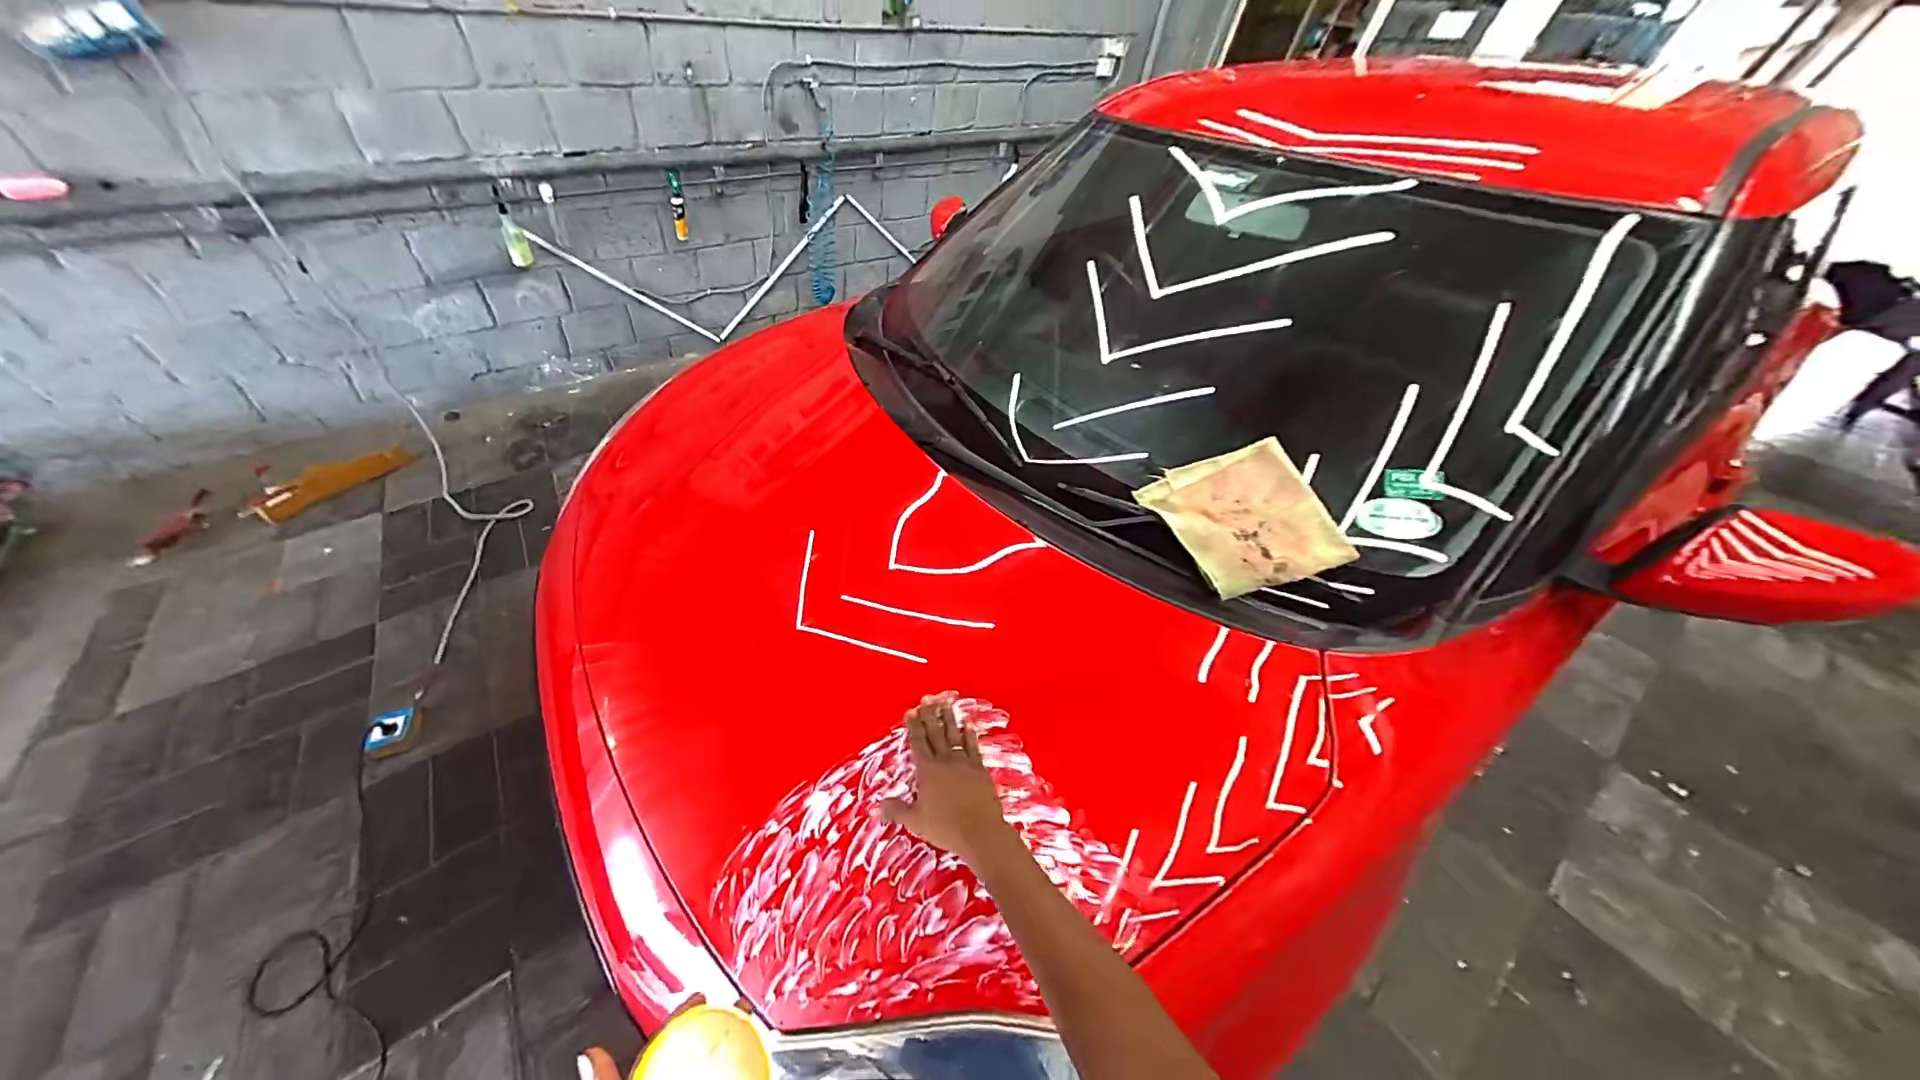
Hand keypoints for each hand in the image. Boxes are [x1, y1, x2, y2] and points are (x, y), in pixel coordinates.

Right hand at [874, 693, 1015, 863]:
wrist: (980, 832)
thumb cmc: (945, 827)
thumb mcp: (916, 821)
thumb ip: (896, 810)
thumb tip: (876, 807)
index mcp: (928, 770)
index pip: (918, 742)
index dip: (914, 726)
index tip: (911, 711)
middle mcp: (945, 761)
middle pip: (936, 733)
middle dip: (930, 715)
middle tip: (927, 699)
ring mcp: (964, 763)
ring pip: (954, 735)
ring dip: (949, 718)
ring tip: (945, 703)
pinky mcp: (980, 769)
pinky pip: (973, 746)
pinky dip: (969, 735)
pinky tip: (967, 725)